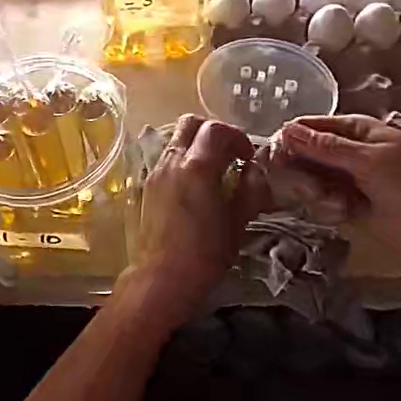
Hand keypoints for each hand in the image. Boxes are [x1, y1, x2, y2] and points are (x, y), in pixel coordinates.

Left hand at [118, 115, 269, 331]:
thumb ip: (249, 190)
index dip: (236, 137)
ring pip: (175, 140)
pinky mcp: (146, 185)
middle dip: (213, 132)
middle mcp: (172, 162)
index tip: (247, 156)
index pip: (216, 129)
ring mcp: (155, 172)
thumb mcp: (238, 222)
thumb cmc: (205, 253)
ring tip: (214, 171)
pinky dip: (182, 160)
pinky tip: (195, 185)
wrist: (162, 276)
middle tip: (230, 154)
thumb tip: (253, 171)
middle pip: (190, 124)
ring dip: (196, 145)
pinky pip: (166, 159)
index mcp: (197, 167)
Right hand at [274, 114, 400, 266]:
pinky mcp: (347, 205)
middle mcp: (347, 152)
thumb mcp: (369, 162)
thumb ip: (325, 147)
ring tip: (337, 204)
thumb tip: (286, 129)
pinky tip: (343, 213)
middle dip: (302, 172)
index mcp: (356, 131)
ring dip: (315, 193)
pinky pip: (320, 202)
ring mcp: (347, 179)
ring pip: (308, 180)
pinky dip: (326, 208)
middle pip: (302, 155)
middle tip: (312, 189)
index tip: (275, 159)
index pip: (307, 127)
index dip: (289, 141)